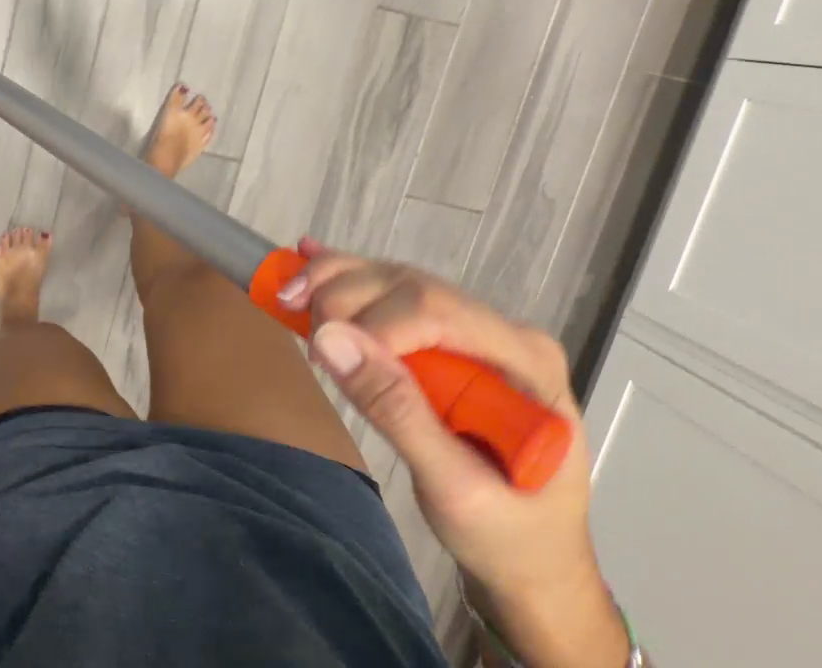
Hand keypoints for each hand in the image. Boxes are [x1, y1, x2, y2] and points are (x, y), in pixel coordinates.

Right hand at [281, 238, 626, 667]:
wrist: (533, 563)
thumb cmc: (508, 536)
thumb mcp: (453, 486)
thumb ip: (396, 409)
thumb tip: (330, 338)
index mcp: (525, 361)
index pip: (437, 309)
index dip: (371, 320)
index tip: (324, 354)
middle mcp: (504, 333)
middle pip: (412, 286)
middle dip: (346, 294)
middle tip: (293, 316)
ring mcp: (478, 334)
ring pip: (397, 283)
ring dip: (338, 282)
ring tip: (288, 293)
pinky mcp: (449, 343)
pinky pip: (393, 298)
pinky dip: (348, 280)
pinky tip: (310, 259)